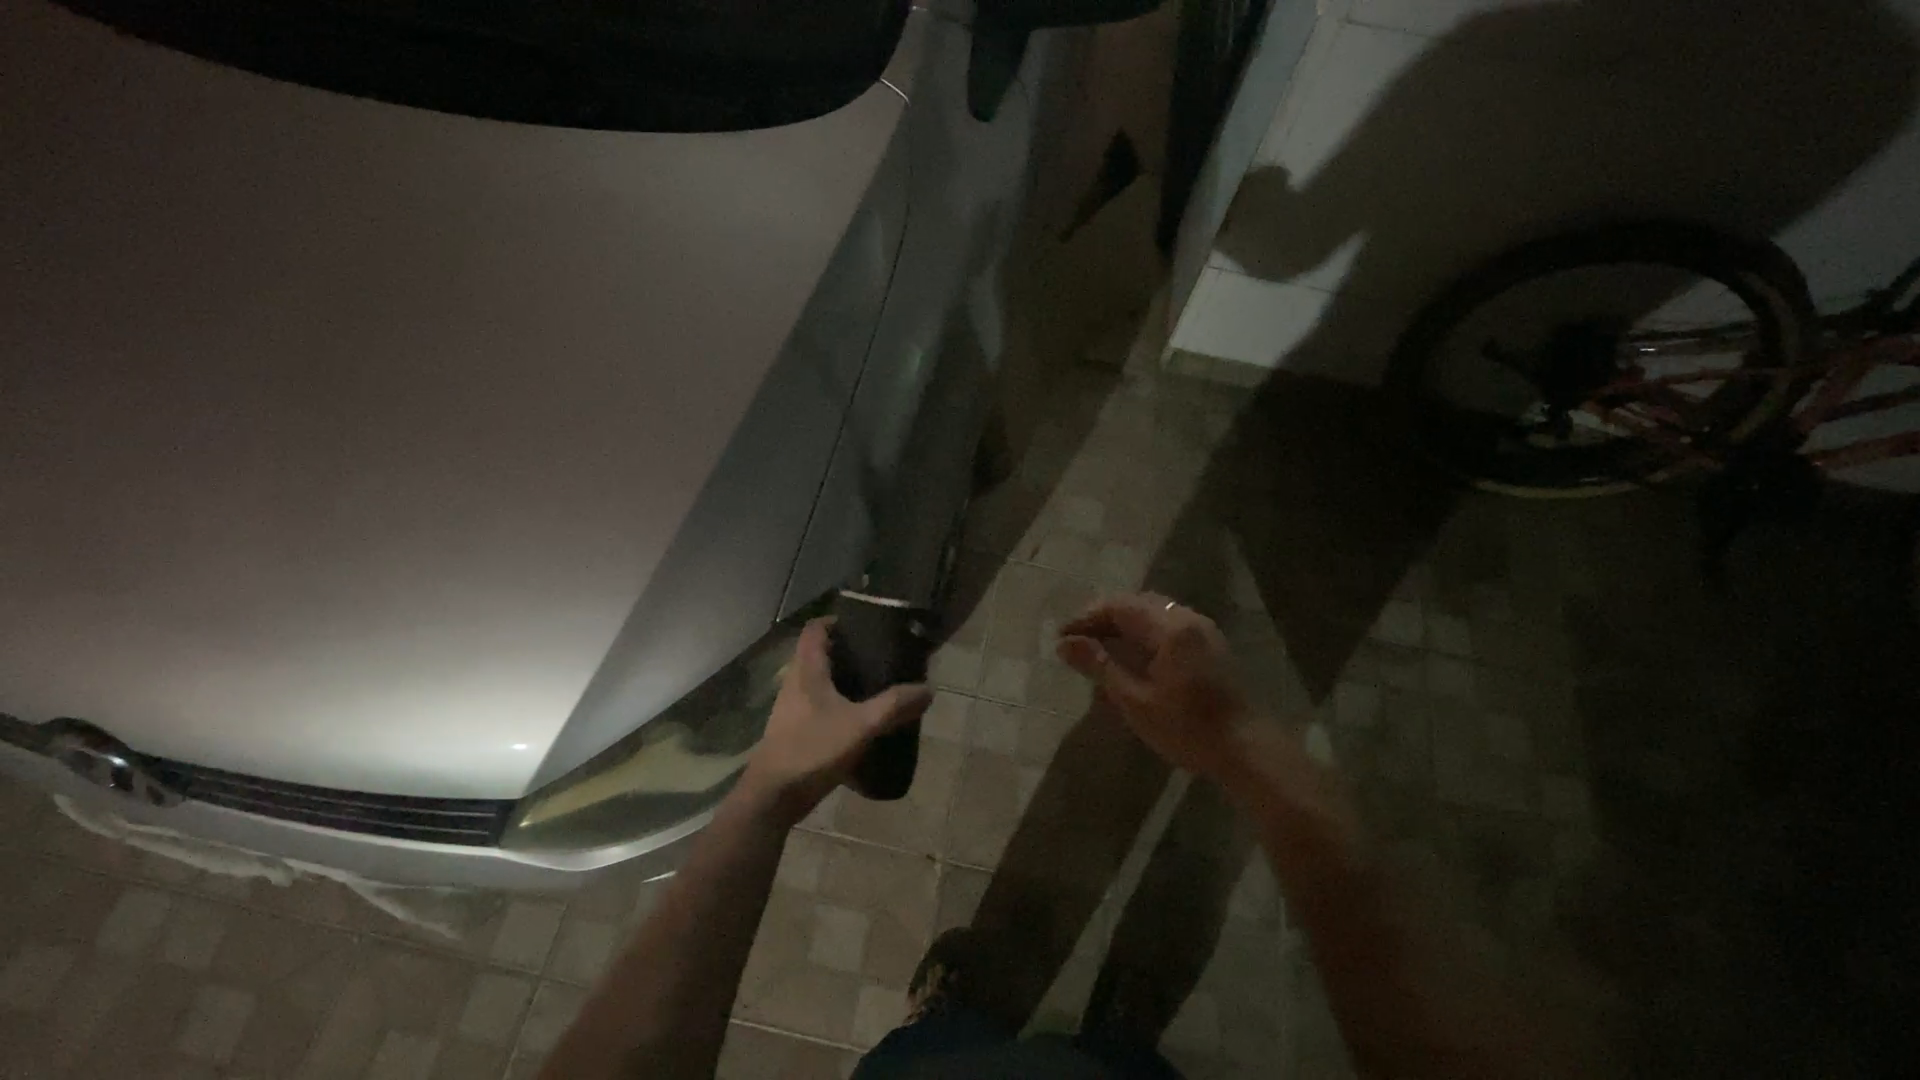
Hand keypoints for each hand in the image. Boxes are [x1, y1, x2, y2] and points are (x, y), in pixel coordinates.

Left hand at [742, 618, 931, 823]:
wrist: (773, 796)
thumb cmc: (813, 749)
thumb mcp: (861, 726)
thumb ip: (895, 706)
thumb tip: (928, 690)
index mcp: (807, 671)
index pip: (815, 629)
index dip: (838, 621)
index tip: (866, 626)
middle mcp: (795, 683)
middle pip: (819, 654)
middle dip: (848, 652)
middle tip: (881, 658)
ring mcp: (792, 709)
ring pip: (819, 683)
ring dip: (844, 681)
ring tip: (877, 688)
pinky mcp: (794, 732)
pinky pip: (819, 707)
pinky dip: (839, 706)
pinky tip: (862, 721)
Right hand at [1055, 593, 1254, 777]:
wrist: (1246, 750)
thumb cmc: (1187, 728)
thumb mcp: (1135, 700)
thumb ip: (1100, 666)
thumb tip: (1065, 644)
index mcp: (1171, 628)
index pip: (1119, 606)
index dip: (1086, 618)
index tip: (1061, 637)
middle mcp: (1189, 619)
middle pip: (1138, 603)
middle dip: (1103, 617)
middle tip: (1076, 639)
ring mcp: (1204, 630)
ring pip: (1155, 612)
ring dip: (1124, 623)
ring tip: (1099, 645)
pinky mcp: (1211, 646)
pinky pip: (1169, 624)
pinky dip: (1144, 631)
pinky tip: (1132, 653)